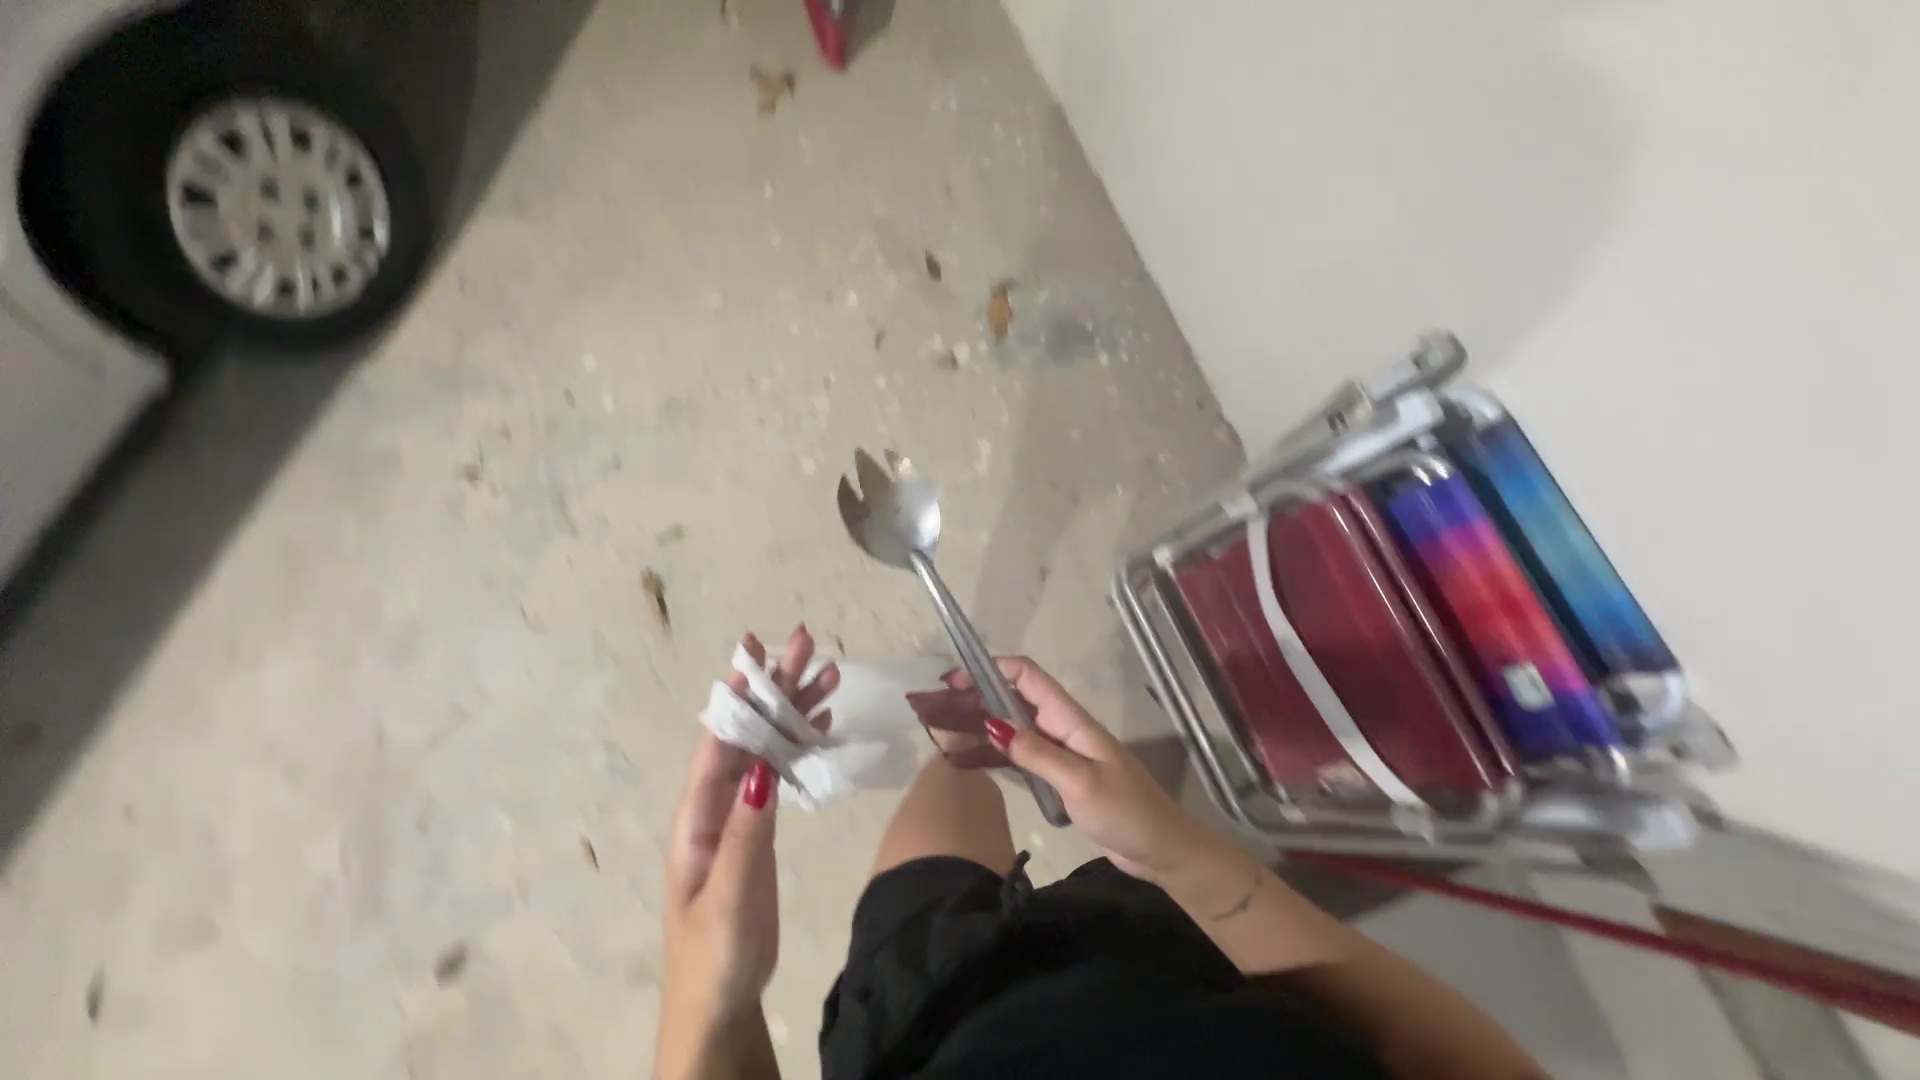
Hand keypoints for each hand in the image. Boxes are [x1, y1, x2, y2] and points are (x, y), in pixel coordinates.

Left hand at [661, 626, 837, 1020]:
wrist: (720, 1002)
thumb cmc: (716, 951)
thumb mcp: (732, 893)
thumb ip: (749, 830)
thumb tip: (764, 765)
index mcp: (696, 814)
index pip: (719, 739)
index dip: (739, 692)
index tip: (757, 647)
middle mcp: (714, 802)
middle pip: (747, 732)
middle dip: (775, 687)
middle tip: (808, 643)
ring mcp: (737, 813)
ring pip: (766, 746)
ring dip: (793, 709)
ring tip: (829, 672)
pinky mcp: (757, 827)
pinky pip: (779, 771)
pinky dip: (799, 743)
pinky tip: (821, 721)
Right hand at [908, 657, 1225, 881]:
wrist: (1161, 849)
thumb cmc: (1126, 811)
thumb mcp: (1080, 782)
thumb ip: (1037, 753)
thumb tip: (992, 722)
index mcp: (1070, 720)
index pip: (1028, 677)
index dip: (991, 670)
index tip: (954, 681)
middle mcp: (1061, 729)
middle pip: (1012, 701)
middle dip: (974, 698)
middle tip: (933, 711)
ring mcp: (1059, 754)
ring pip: (1011, 730)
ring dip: (978, 727)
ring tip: (939, 733)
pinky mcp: (1057, 779)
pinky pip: (1018, 759)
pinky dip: (991, 757)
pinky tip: (964, 763)